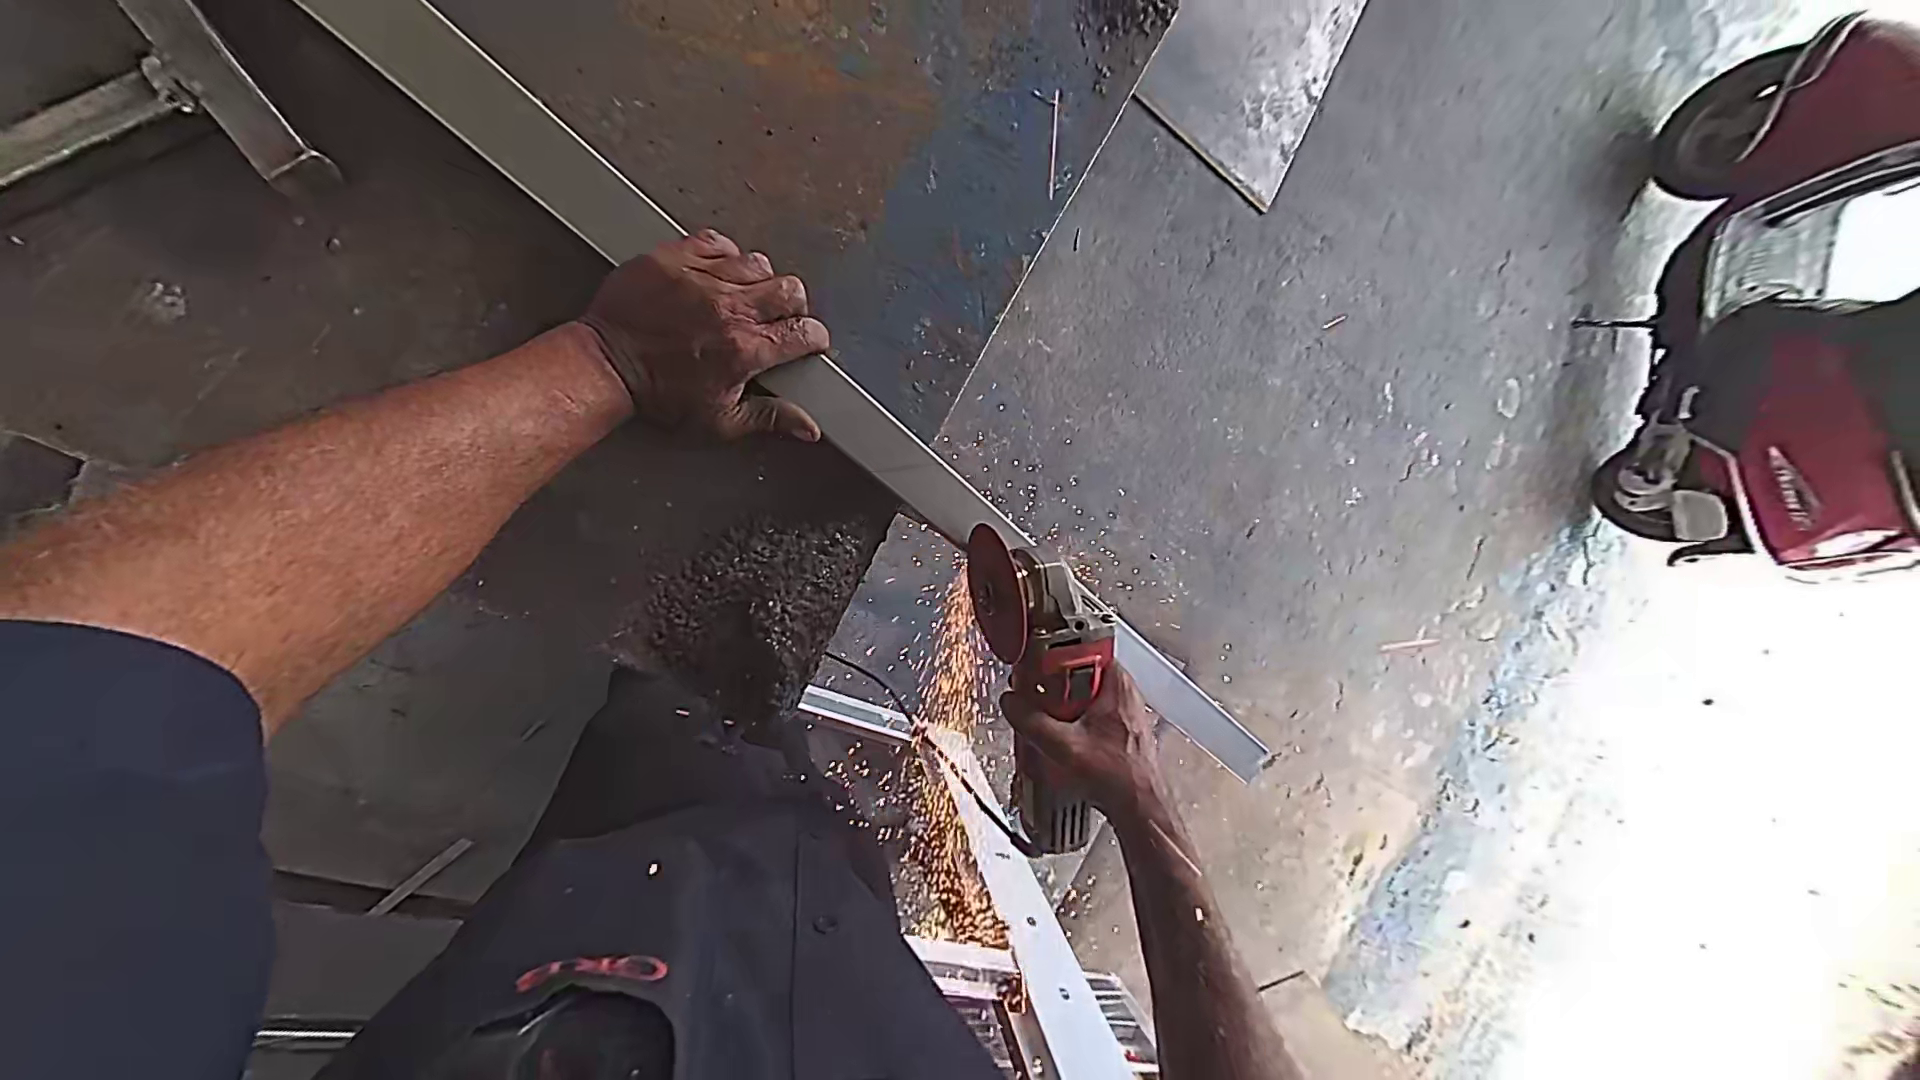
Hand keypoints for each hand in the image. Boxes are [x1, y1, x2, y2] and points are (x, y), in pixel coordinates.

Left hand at [577, 229, 828, 440]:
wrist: (606, 366)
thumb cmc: (659, 394)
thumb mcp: (722, 421)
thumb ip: (770, 419)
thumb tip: (807, 427)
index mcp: (746, 349)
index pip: (804, 332)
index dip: (814, 338)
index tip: (808, 342)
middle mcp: (730, 309)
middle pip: (791, 290)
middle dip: (794, 306)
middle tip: (778, 319)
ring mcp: (702, 279)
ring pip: (758, 263)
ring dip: (760, 281)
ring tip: (745, 298)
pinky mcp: (675, 258)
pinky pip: (718, 242)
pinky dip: (726, 257)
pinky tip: (719, 276)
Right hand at [999, 663, 1167, 821]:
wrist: (1139, 806)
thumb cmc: (1119, 777)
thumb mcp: (1063, 746)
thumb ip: (1031, 722)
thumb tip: (1011, 704)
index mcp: (1116, 682)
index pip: (1083, 646)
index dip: (1056, 652)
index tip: (1038, 663)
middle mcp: (1123, 689)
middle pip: (1079, 668)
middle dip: (1055, 681)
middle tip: (1037, 694)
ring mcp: (1124, 706)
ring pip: (1084, 689)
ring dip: (1063, 700)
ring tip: (1048, 717)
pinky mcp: (1120, 723)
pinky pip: (1091, 707)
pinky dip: (1074, 715)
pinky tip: (1064, 734)